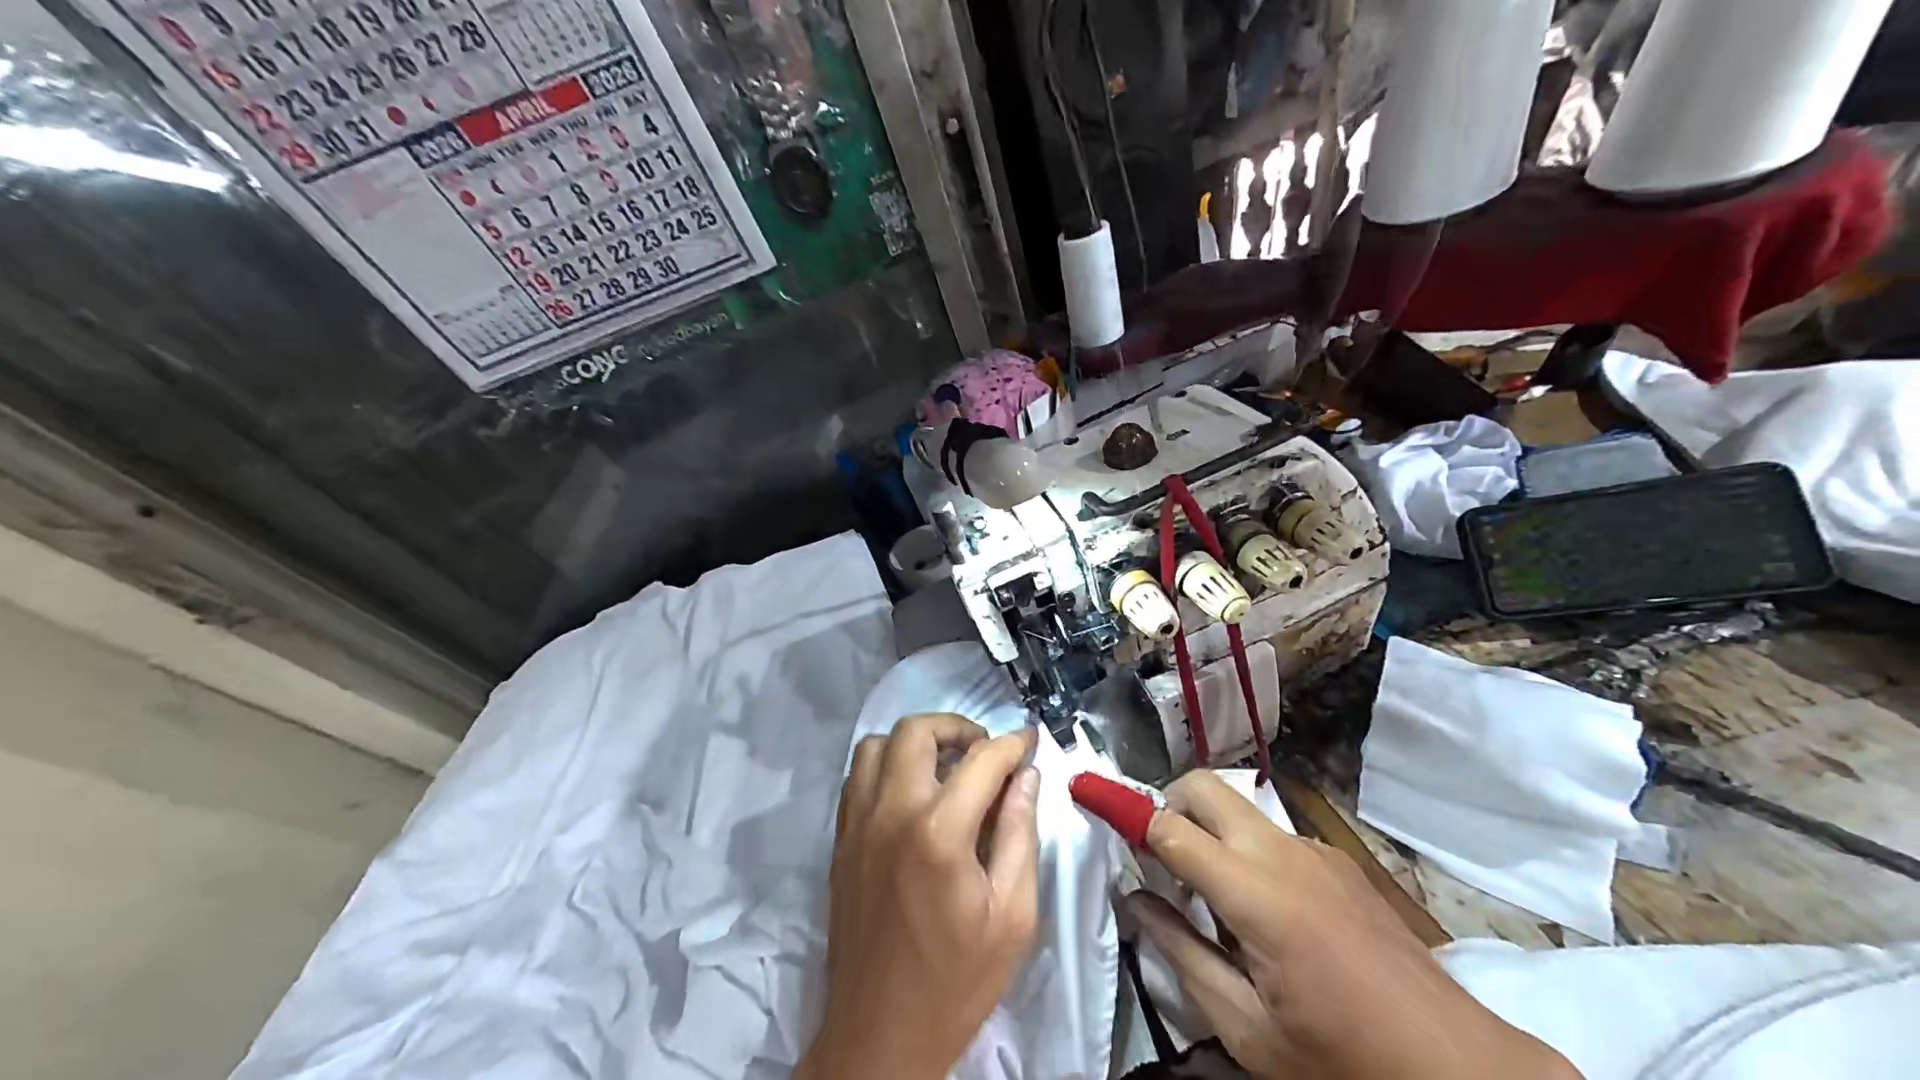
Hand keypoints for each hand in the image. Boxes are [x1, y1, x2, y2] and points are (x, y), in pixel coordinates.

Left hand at [796, 715, 1040, 1079]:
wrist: (879, 1033)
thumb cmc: (956, 980)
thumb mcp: (1012, 916)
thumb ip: (1019, 834)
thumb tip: (1025, 777)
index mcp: (939, 833)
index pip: (981, 760)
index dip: (1011, 744)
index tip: (1028, 741)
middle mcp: (890, 813)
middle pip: (917, 731)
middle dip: (957, 727)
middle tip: (984, 751)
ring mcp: (857, 824)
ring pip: (877, 745)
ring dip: (915, 742)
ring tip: (945, 766)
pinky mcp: (839, 840)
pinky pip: (858, 777)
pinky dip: (887, 765)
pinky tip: (911, 793)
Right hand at [1125, 770, 1581, 1079]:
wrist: (1461, 1066)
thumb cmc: (1342, 1058)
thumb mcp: (1247, 1027)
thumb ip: (1181, 953)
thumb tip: (1134, 900)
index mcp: (1253, 894)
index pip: (1169, 828)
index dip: (1121, 808)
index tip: (1087, 792)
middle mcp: (1280, 853)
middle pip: (1205, 787)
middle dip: (1167, 803)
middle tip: (1158, 858)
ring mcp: (1314, 851)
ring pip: (1238, 808)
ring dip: (1206, 829)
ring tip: (1209, 896)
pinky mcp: (1336, 861)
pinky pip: (1270, 834)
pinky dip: (1243, 848)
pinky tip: (1263, 912)